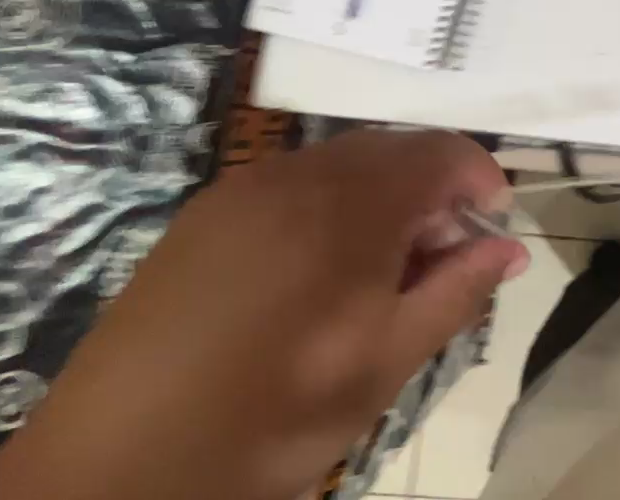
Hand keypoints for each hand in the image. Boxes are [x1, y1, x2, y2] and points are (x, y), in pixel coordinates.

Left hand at [0, 129, 528, 499]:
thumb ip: (458, 291)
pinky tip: (320, 270)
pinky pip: (295, 184)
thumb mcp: (387, 363)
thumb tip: (510, 249)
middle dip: (434, 192)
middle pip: (395, 151)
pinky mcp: (205, 213)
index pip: (441, 152)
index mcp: (347, 206)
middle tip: (440, 259)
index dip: (481, 179)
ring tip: (382, 270)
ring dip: (385, 198)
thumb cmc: (270, 417)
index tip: (491, 229)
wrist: (109, 473)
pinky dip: (333, 206)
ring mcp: (243, 189)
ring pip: (344, 164)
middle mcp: (296, 176)